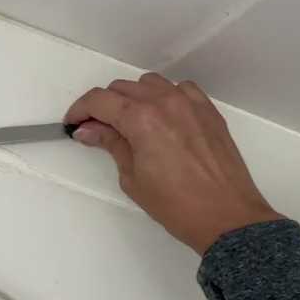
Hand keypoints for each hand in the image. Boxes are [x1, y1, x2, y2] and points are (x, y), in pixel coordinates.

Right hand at [64, 73, 283, 252]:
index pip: (99, 100)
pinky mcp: (208, 111)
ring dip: (133, 97)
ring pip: (150, 83)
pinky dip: (164, 96)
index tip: (74, 124)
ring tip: (129, 123)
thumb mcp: (132, 177)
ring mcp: (190, 104)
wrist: (224, 216)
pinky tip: (162, 118)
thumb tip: (89, 130)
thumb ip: (111, 144)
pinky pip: (180, 89)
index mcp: (141, 119)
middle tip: (97, 130)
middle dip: (104, 106)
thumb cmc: (176, 205)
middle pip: (122, 88)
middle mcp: (165, 102)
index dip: (80, 110)